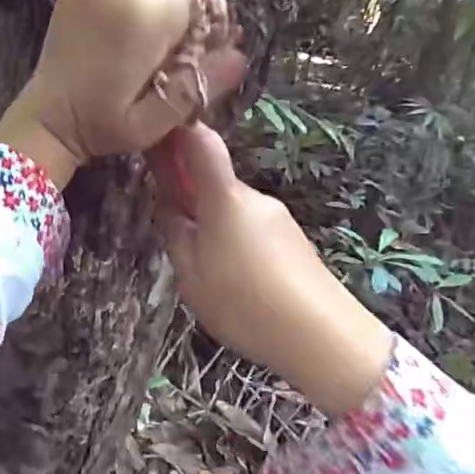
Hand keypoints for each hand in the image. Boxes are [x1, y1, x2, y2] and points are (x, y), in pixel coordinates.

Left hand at [0, 0, 246, 186]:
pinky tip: (122, 27)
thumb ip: (199, 84)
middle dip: (180, 21)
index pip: (204, 3)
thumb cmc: (102, 125)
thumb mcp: (157, 119)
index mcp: (146, 14)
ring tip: (139, 46)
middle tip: (163, 61)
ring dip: (157, 7)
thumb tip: (240, 56)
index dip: (206, 32)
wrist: (47, 118)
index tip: (191, 62)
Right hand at [156, 123, 391, 415]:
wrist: (321, 337)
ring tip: (209, 275)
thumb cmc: (244, 304)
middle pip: (215, 184)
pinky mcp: (292, 240)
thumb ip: (175, 234)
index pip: (200, 142)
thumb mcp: (191, 275)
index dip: (176, 136)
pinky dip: (237, 246)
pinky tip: (238, 284)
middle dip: (192, 202)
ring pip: (233, 212)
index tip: (154, 146)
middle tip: (176, 241)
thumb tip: (169, 206)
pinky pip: (252, 231)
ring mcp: (277, 219)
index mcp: (225, 198)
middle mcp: (254, 198)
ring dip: (214, 229)